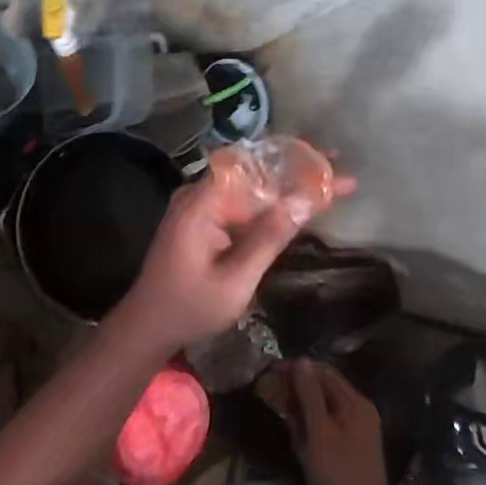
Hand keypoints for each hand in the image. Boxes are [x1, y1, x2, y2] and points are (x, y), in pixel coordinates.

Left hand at [111, 163, 348, 351]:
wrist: (147, 325)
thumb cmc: (189, 308)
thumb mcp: (234, 281)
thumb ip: (268, 239)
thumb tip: (304, 202)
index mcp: (201, 204)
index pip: (254, 168)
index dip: (295, 162)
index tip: (329, 158)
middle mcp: (198, 194)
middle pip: (253, 173)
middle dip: (297, 169)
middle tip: (338, 165)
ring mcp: (198, 205)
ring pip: (249, 187)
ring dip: (286, 185)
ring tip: (328, 180)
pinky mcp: (201, 219)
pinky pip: (239, 203)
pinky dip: (268, 204)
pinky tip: (297, 202)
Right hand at [285, 360, 399, 484]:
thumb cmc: (339, 478)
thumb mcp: (319, 433)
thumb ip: (309, 394)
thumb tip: (301, 359)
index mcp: (356, 404)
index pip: (323, 372)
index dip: (297, 369)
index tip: (269, 373)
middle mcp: (358, 414)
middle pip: (323, 389)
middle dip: (297, 391)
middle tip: (274, 400)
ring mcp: (354, 435)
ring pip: (320, 411)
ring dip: (300, 413)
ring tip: (286, 424)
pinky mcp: (346, 454)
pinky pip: (323, 431)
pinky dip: (308, 432)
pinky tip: (296, 443)